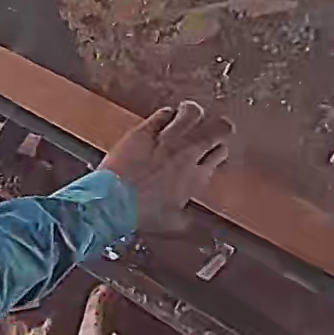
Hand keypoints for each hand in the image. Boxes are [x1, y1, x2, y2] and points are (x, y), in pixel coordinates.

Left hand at [98, 101, 232, 233]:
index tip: (213, 149)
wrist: (112, 201)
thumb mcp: (173, 221)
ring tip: (190, 114)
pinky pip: (163, 113)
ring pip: (192, 113)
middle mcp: (187, 154)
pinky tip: (164, 118)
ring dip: (193, 113)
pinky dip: (167, 114)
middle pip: (217, 129)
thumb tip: (191, 221)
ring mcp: (166, 140)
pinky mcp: (144, 131)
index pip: (220, 152)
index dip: (218, 148)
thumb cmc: (141, 214)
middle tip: (211, 127)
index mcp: (197, 177)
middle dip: (218, 127)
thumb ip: (188, 218)